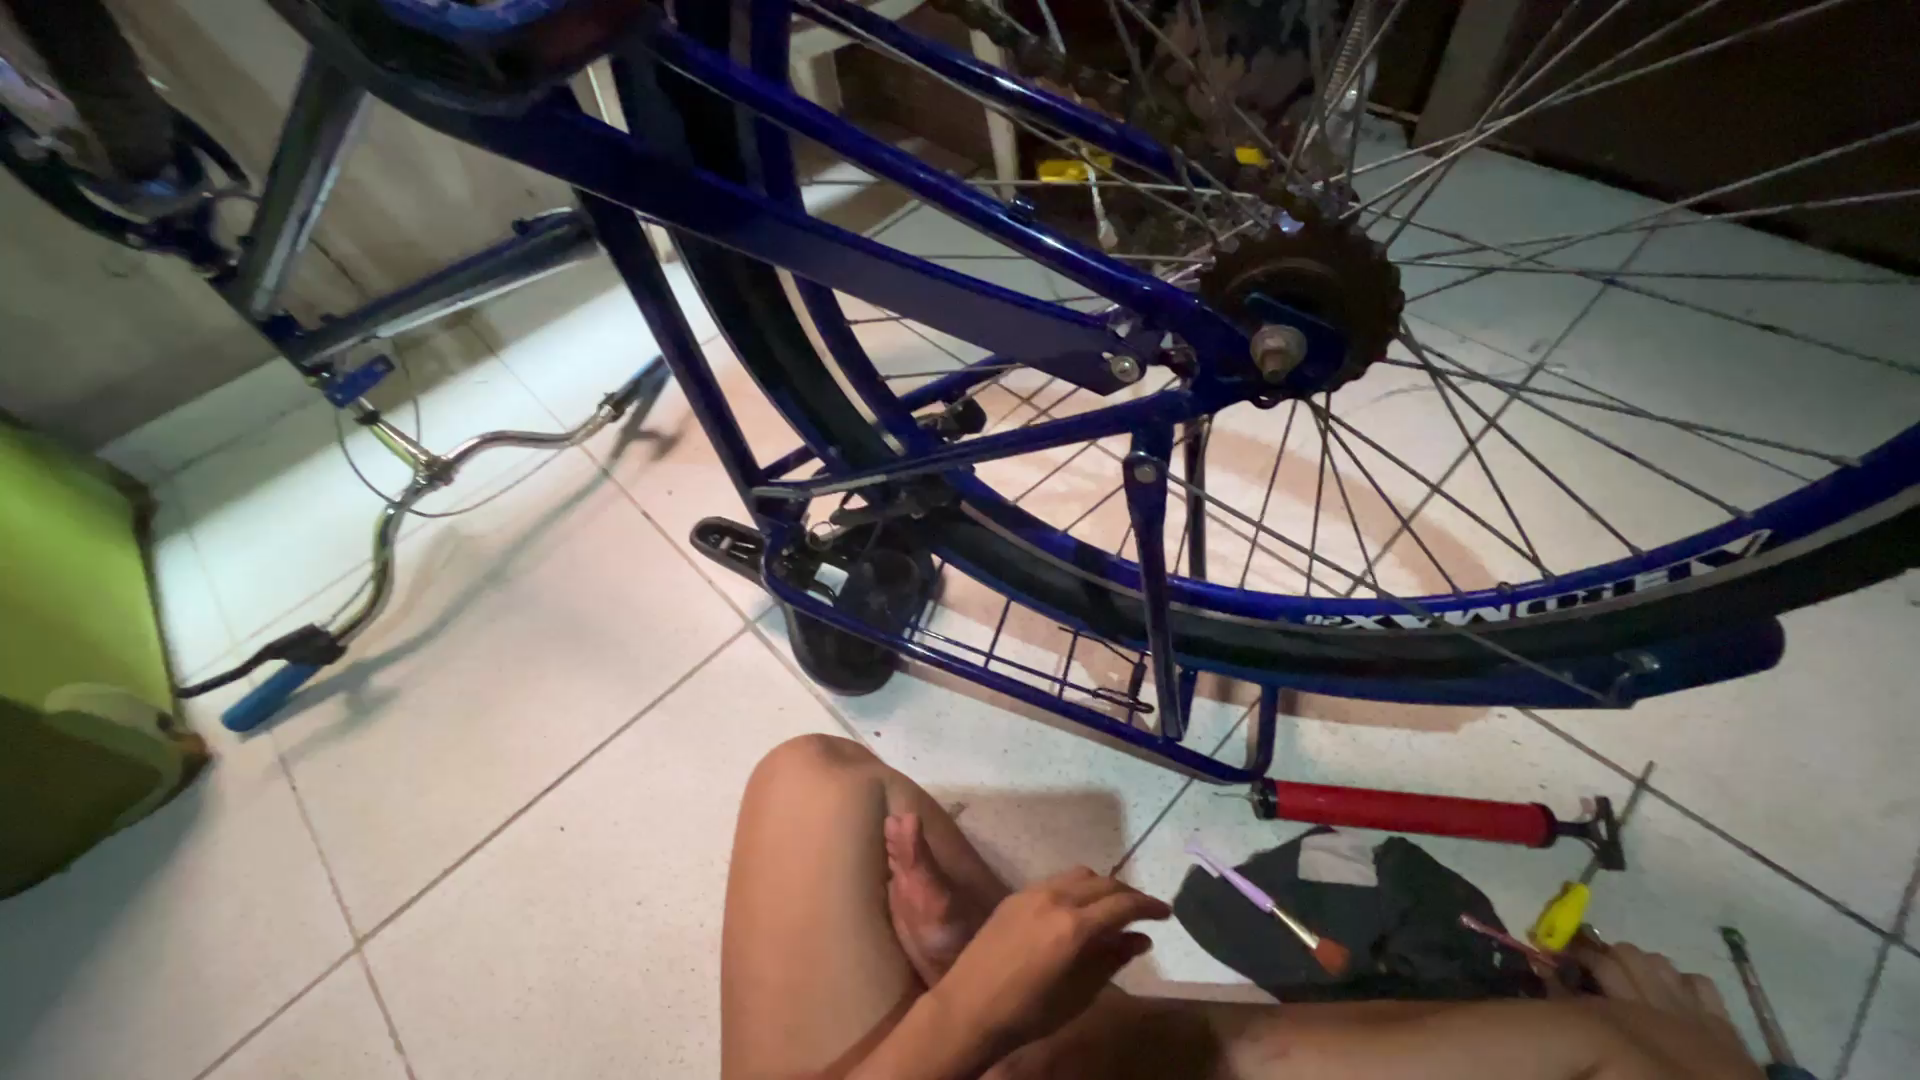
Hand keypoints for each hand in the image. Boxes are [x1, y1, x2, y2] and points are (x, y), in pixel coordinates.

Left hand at [924, 867, 1170, 1060]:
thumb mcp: (1080, 993)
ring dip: (1102, 886)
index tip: (1167, 913)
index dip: (1149, 906)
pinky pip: (1056, 881)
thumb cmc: (1030, 1012)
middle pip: (1103, 883)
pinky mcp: (1015, 896)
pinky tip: (1079, 911)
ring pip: (1079, 875)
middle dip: (1128, 894)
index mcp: (1074, 926)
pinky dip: (1077, 889)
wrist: (970, 1006)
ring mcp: (1032, 892)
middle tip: (1145, 912)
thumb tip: (1140, 938)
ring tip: (1113, 909)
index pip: (1122, 904)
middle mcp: (1055, 898)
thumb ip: (1112, 959)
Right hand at [1568, 936, 1762, 1078]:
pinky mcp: (1721, 1021)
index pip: (1601, 962)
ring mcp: (1692, 1008)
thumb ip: (1580, 1009)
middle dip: (1609, 954)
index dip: (1579, 952)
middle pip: (1628, 953)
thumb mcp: (1609, 1036)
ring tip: (1634, 977)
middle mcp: (1659, 999)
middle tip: (1595, 967)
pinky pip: (1702, 984)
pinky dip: (1686, 983)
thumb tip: (1550, 977)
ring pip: (1661, 962)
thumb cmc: (1650, 1070)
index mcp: (1629, 1007)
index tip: (1563, 957)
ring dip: (1645, 965)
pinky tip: (1677, 993)